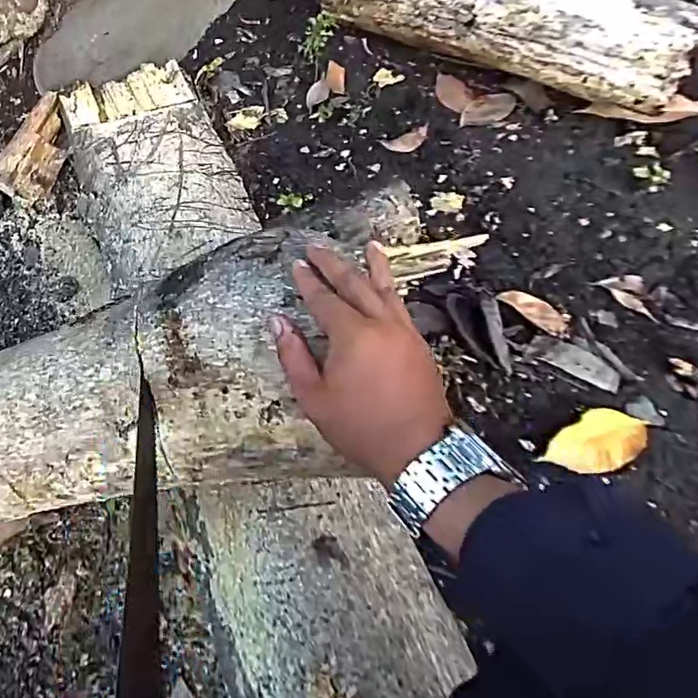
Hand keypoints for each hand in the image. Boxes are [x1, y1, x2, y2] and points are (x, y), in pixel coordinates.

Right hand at [269, 242, 452, 486]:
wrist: (419, 452)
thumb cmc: (360, 427)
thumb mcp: (314, 397)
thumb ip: (293, 355)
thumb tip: (278, 322)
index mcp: (352, 336)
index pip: (325, 299)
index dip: (308, 281)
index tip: (297, 265)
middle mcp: (380, 325)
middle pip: (354, 284)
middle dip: (333, 264)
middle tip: (317, 248)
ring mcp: (404, 332)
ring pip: (385, 289)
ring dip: (373, 266)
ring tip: (370, 245)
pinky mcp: (418, 344)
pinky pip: (401, 304)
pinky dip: (392, 287)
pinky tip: (388, 284)